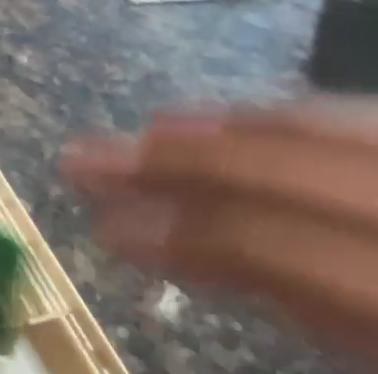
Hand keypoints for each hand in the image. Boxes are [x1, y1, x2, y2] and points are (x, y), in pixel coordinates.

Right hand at [63, 98, 377, 361]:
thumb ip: (310, 314)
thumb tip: (184, 249)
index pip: (272, 245)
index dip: (173, 231)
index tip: (98, 227)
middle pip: (286, 167)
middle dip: (171, 161)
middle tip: (81, 157)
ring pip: (329, 125)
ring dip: (223, 126)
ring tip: (147, 132)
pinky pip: (359, 122)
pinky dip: (293, 117)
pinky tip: (240, 121)